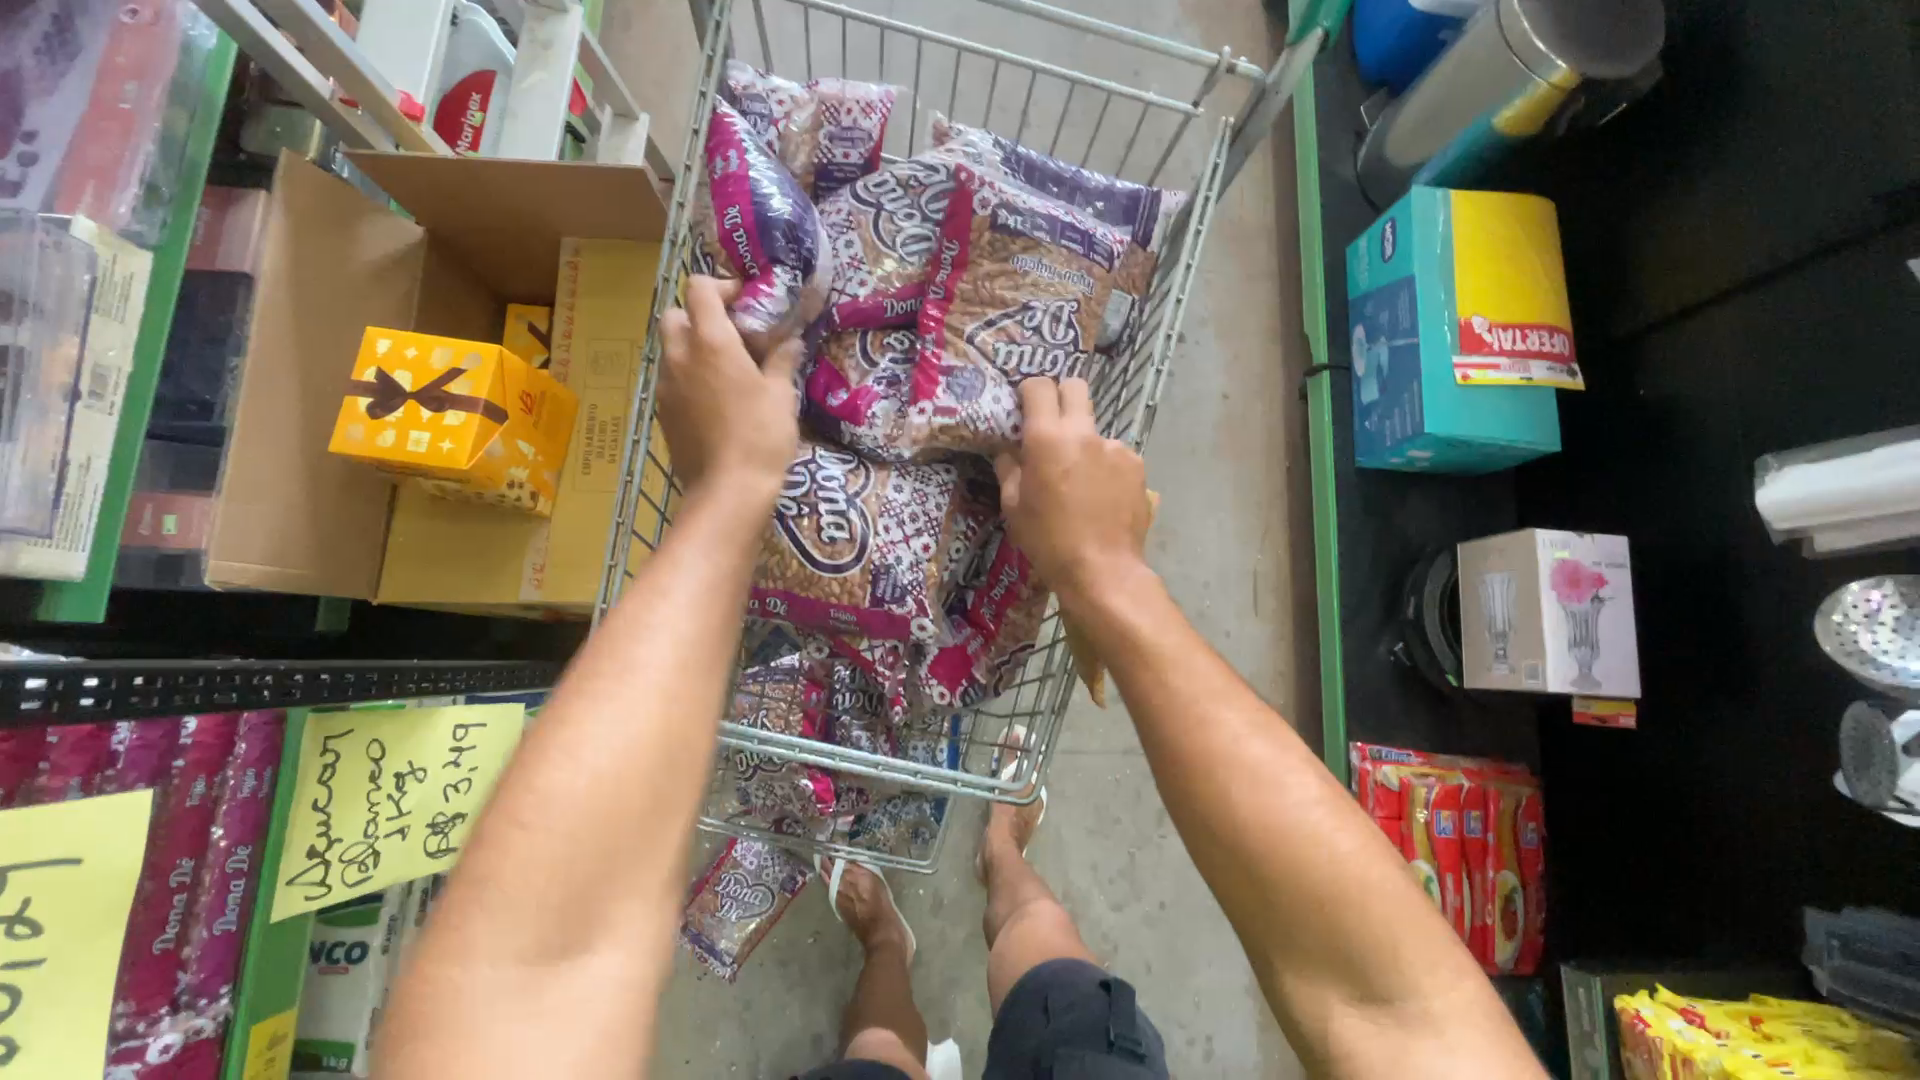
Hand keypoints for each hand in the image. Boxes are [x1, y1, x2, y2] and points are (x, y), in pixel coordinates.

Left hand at [658, 276, 802, 500]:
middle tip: (732, 337)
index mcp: (711, 341)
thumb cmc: (761, 436)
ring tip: (726, 372)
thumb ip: (783, 361)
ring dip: (693, 349)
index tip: (746, 304)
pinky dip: (689, 378)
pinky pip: (672, 380)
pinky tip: (715, 402)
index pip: (700, 288)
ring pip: (671, 349)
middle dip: (700, 317)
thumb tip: (790, 341)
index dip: (722, 287)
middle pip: (676, 315)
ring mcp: (666, 385)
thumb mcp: (782, 395)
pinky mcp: (663, 413)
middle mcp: (679, 355)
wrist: (728, 490)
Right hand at [996, 378, 1152, 603]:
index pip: (1039, 387)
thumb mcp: (1013, 507)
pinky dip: (1106, 468)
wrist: (1101, 569)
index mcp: (1047, 438)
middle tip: (1052, 425)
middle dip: (1062, 397)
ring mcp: (1115, 447)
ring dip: (1085, 444)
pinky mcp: (1136, 465)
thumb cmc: (1048, 540)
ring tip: (1080, 482)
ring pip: (1095, 429)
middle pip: (1075, 388)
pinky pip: (1115, 456)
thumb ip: (1009, 469)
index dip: (1029, 391)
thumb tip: (1008, 451)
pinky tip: (1102, 497)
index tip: (1025, 406)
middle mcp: (1083, 433)